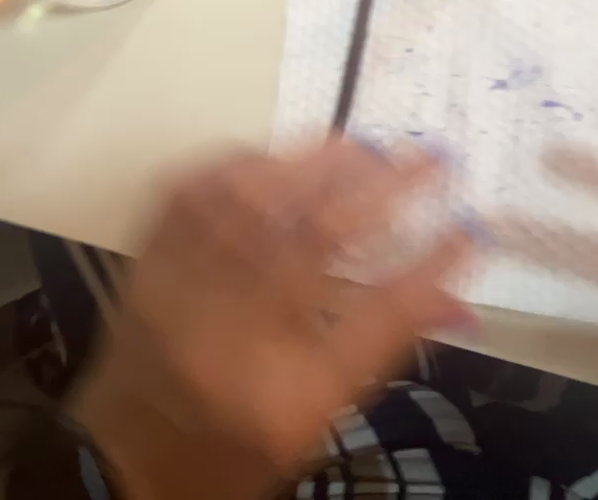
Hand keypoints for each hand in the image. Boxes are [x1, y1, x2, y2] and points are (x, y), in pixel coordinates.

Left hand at [72, 142, 474, 499]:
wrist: (126, 454)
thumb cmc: (233, 444)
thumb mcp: (316, 415)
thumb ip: (380, 347)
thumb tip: (454, 297)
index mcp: (283, 395)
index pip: (375, 317)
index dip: (431, 265)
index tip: (471, 229)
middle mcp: (229, 335)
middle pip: (317, 240)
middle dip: (383, 190)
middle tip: (427, 158)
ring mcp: (180, 290)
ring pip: (254, 202)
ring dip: (314, 162)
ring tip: (362, 144)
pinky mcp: (148, 260)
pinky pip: (193, 191)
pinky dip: (240, 164)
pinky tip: (276, 154)